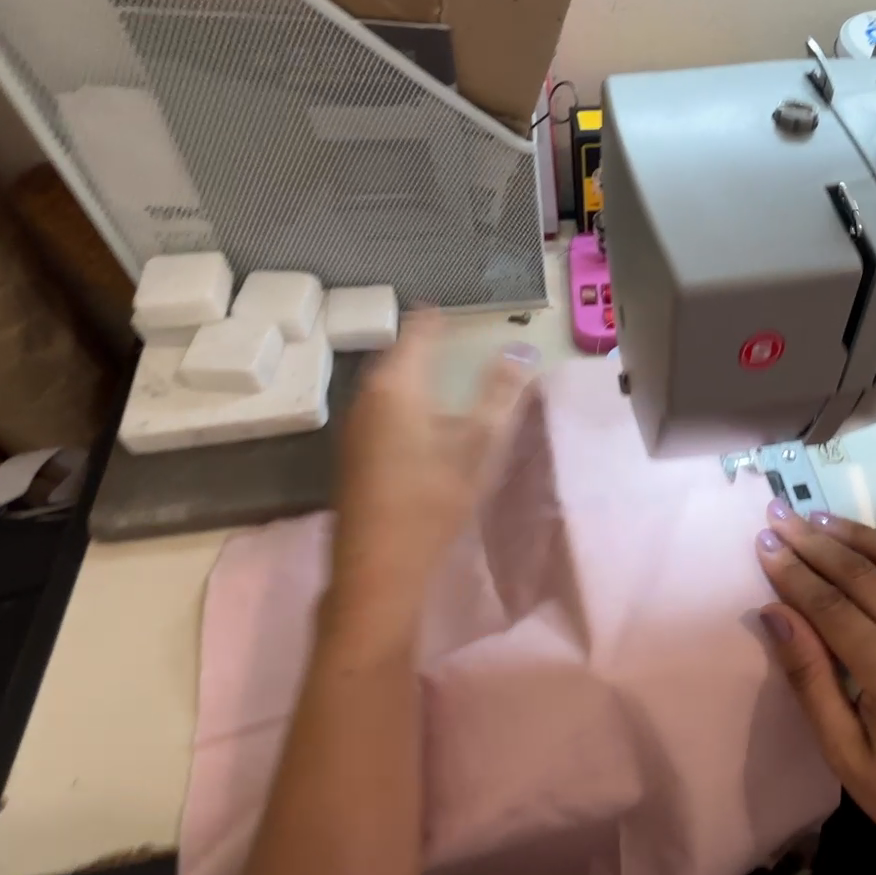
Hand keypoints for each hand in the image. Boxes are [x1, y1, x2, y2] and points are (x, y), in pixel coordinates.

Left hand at [327, 312, 537, 646]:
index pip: (416, 334)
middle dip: (420, 342)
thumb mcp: (479, 444)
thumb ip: (500, 393)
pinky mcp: (353, 454)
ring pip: (384, 383)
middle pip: (395, 356)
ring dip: (410, 371)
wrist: (378, 566)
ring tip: (435, 366)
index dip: (434, 319)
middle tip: (444, 332)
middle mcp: (367, 398)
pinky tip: (417, 414)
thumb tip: (521, 350)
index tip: (449, 308)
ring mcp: (355, 427)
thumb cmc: (433, 500)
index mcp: (397, 387)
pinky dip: (401, 397)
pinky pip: (379, 407)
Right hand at [755, 504, 875, 874]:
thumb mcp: (842, 750)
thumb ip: (809, 677)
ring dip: (860, 535)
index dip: (794, 572)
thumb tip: (774, 613)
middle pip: (864, 575)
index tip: (763, 542)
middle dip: (815, 543)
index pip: (832, 605)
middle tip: (780, 516)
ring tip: (821, 518)